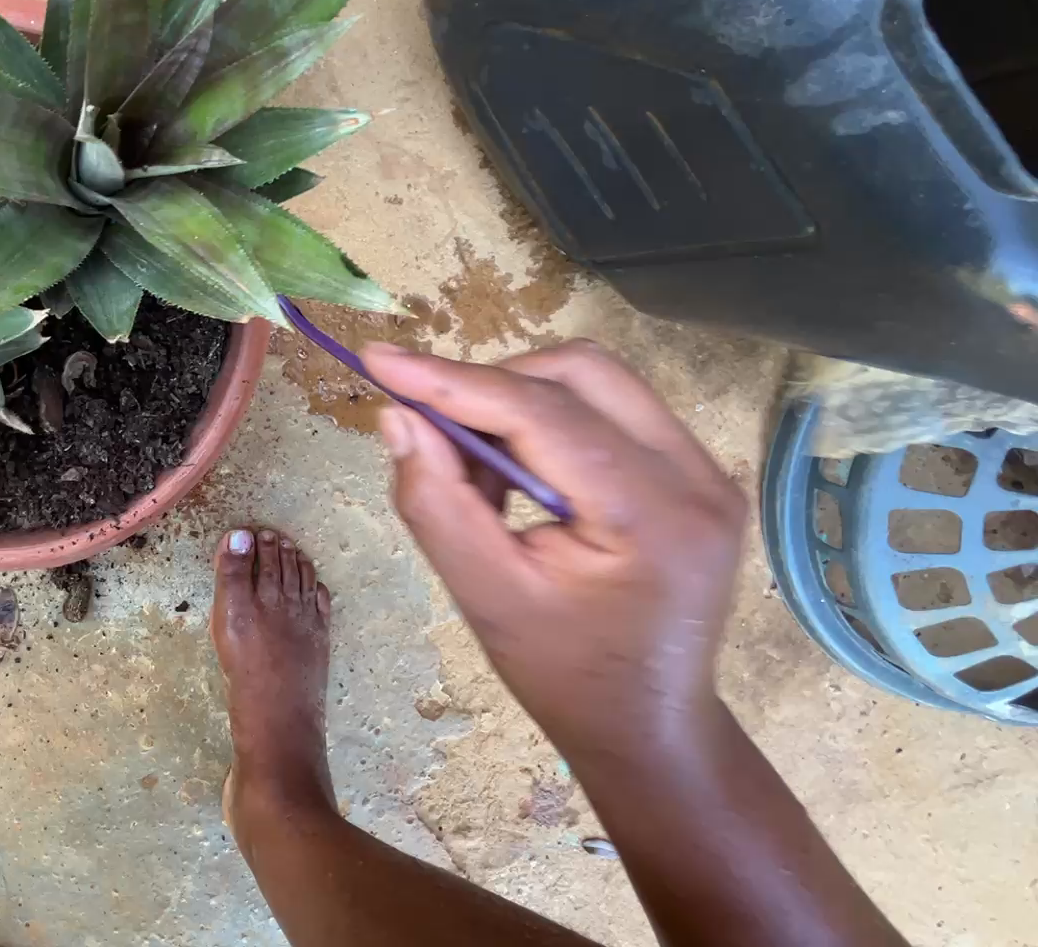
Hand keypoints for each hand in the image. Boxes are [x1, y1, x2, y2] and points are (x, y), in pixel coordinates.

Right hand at [364, 340, 747, 757]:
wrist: (646, 723)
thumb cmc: (559, 671)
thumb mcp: (480, 593)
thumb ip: (433, 498)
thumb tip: (396, 416)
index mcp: (648, 515)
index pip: (537, 412)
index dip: (448, 379)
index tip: (378, 358)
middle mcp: (694, 475)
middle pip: (576, 373)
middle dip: (487, 385)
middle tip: (430, 427)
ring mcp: (703, 470)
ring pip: (591, 382)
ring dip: (512, 403)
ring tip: (475, 470)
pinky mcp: (690, 473)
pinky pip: (603, 410)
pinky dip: (540, 422)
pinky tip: (513, 478)